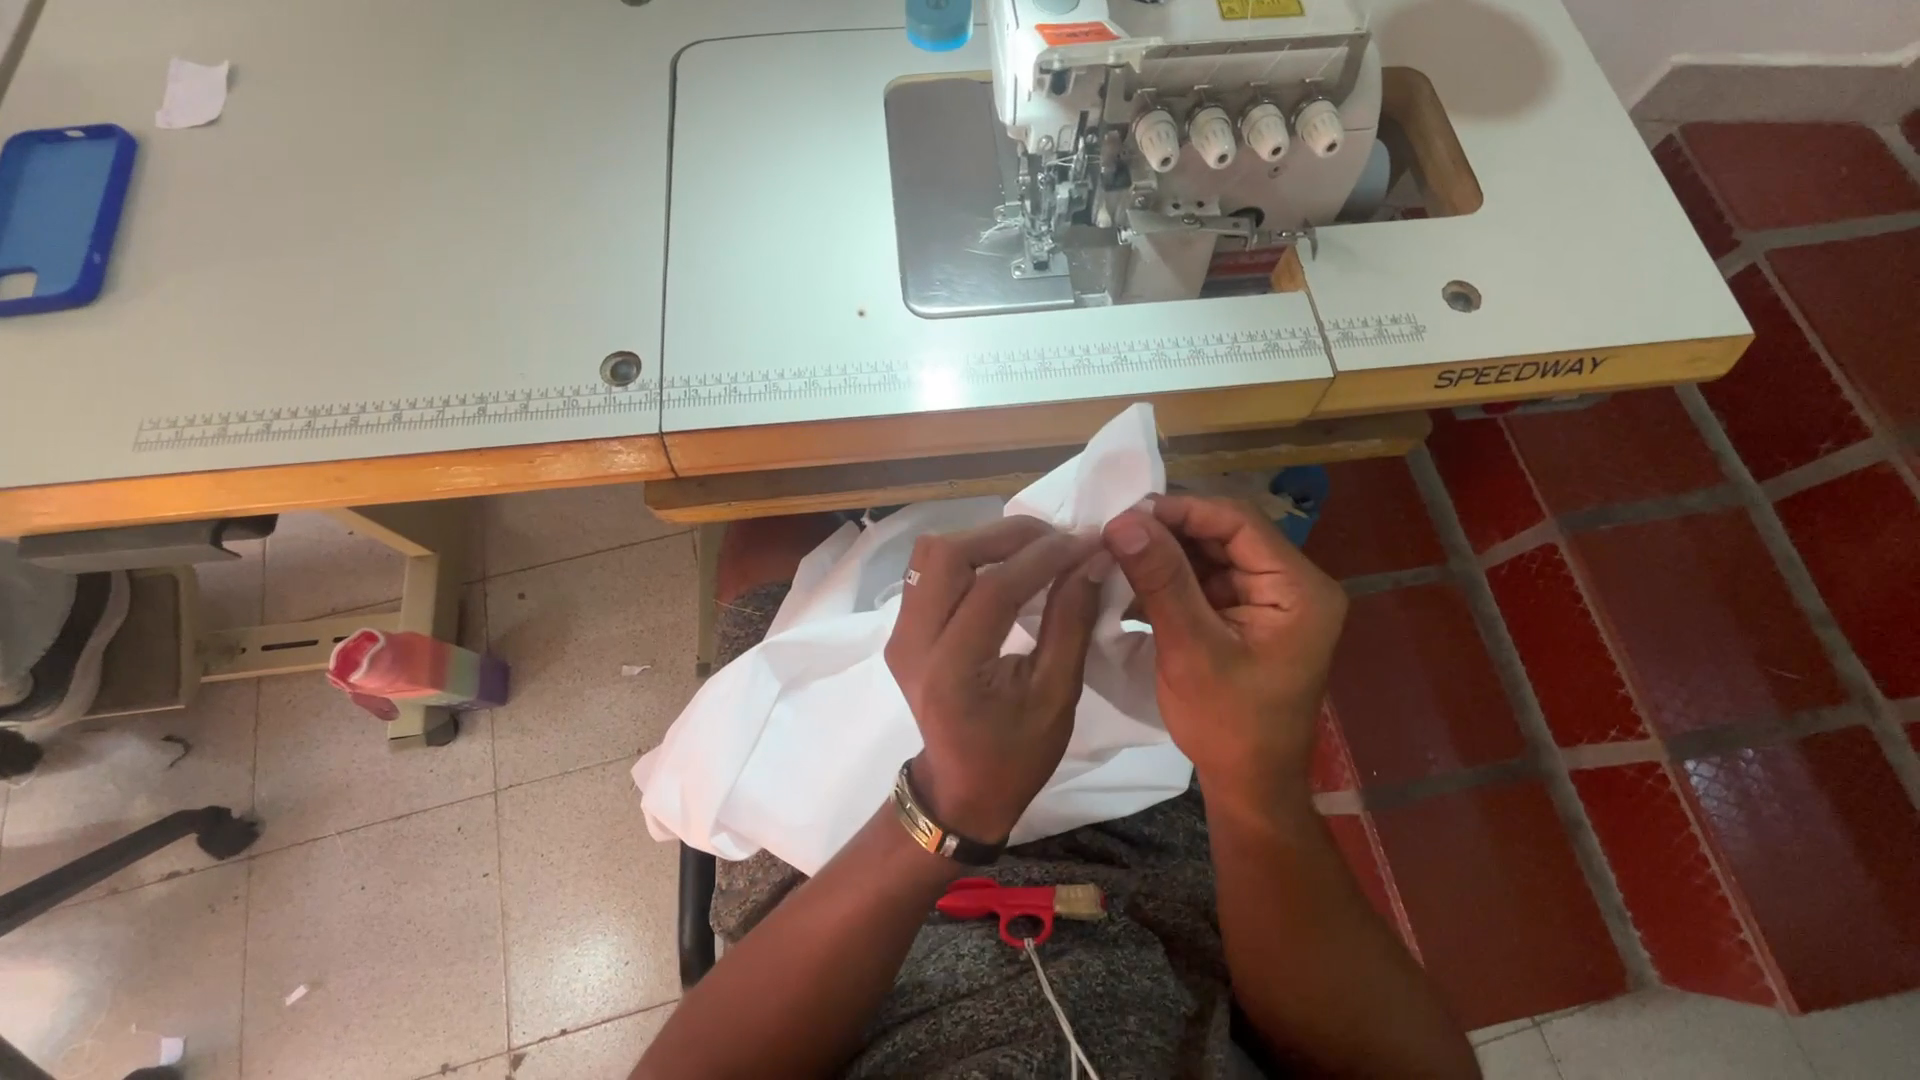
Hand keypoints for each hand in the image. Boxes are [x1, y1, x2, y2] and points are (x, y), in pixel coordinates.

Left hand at [883, 516, 1108, 843]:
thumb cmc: (1015, 755)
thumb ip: (1071, 622)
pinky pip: (930, 572)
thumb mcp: (1057, 696)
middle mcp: (912, 643)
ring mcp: (899, 634)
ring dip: (985, 541)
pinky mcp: (902, 629)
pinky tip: (1007, 567)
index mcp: (951, 670)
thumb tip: (1091, 558)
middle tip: (1058, 540)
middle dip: (1007, 536)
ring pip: (932, 555)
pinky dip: (970, 557)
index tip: (1086, 541)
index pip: (992, 589)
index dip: (1043, 557)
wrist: (961, 788)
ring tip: (1034, 550)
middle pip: (946, 554)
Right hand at [1102, 495, 1346, 815]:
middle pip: (1225, 535)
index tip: (1125, 514)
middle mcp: (1294, 585)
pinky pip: (1207, 583)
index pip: (1238, 522)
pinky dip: (1170, 583)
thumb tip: (1123, 521)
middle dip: (1168, 534)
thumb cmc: (1228, 724)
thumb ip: (1161, 581)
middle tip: (1113, 534)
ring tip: (1115, 557)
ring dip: (1164, 557)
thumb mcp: (1190, 649)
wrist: (1249, 785)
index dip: (1181, 511)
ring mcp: (1272, 601)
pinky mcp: (1249, 617)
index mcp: (1300, 589)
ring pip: (1211, 556)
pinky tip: (1132, 586)